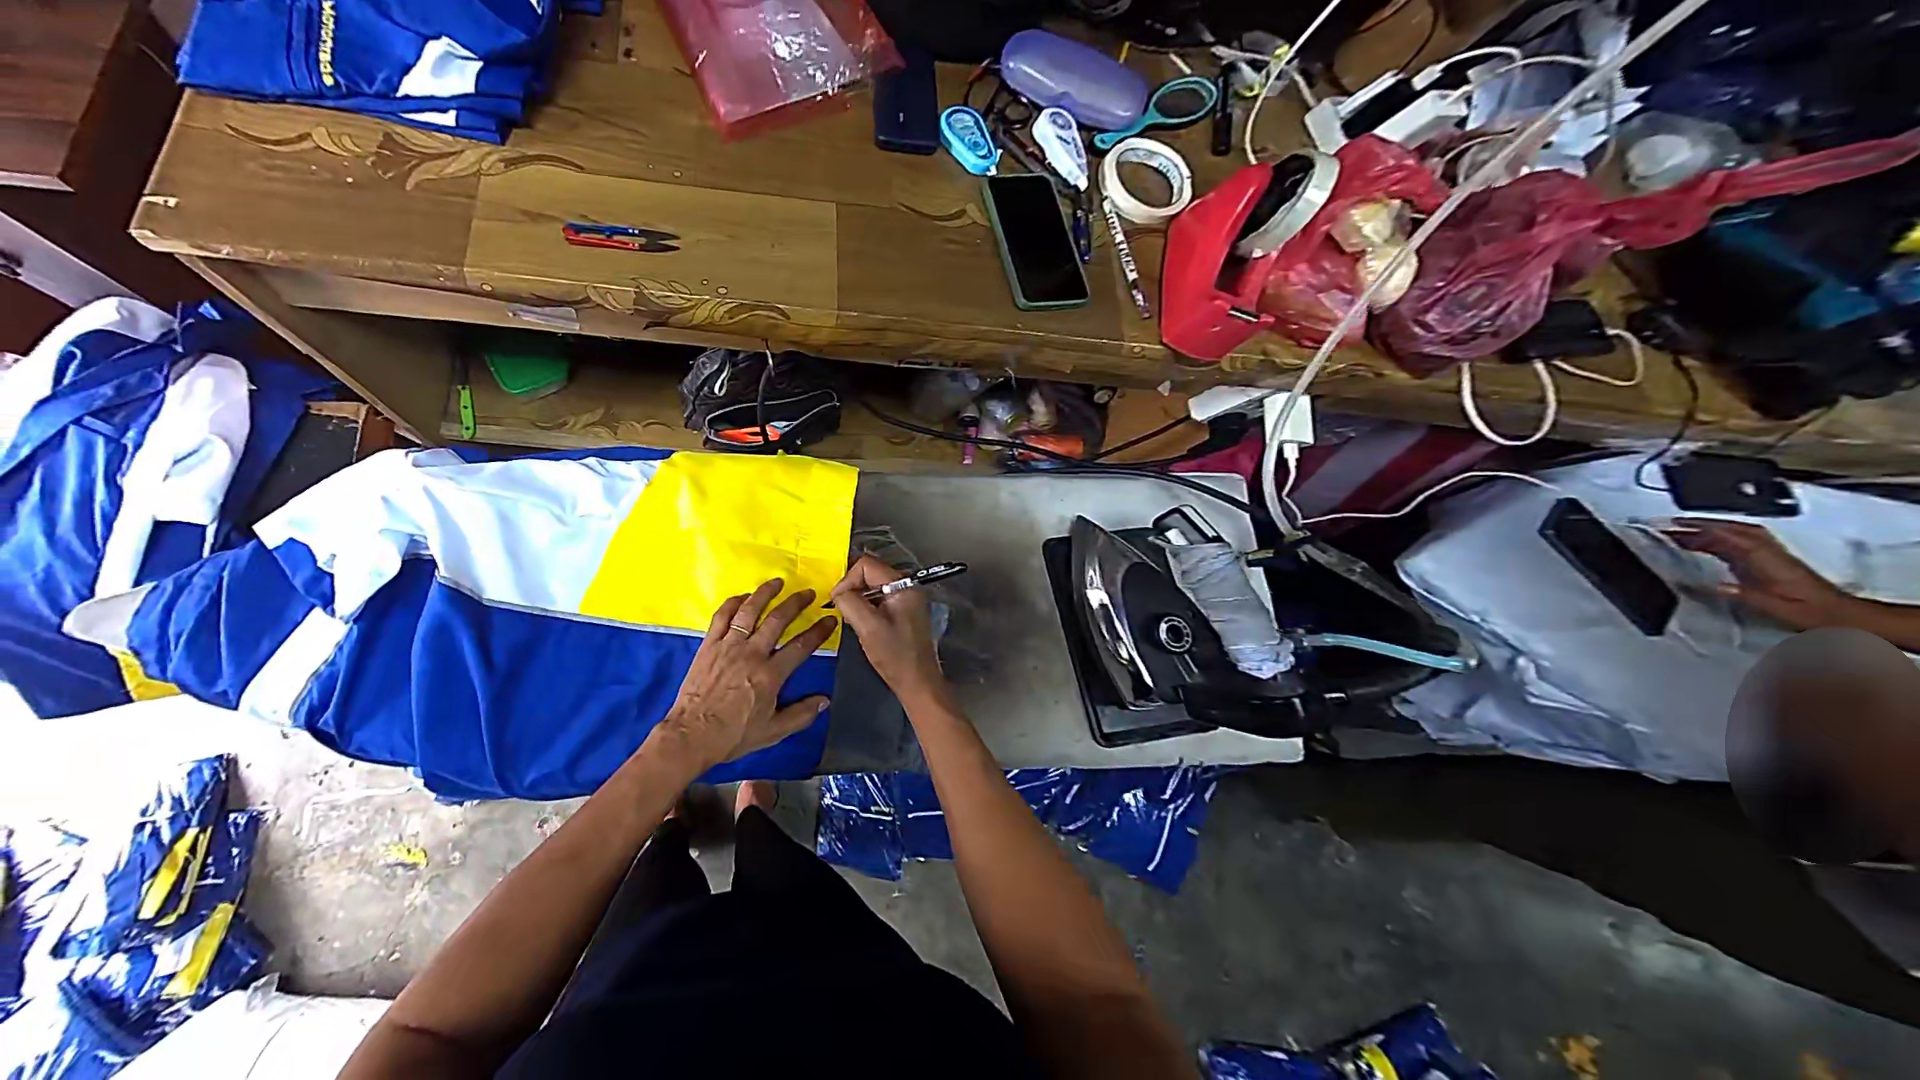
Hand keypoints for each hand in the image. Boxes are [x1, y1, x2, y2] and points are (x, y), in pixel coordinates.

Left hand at [648, 578, 836, 773]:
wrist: (691, 736)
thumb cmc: (733, 735)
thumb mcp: (774, 731)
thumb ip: (802, 714)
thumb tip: (824, 700)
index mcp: (770, 674)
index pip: (801, 646)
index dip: (818, 631)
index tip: (829, 619)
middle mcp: (751, 654)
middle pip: (778, 620)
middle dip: (796, 603)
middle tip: (808, 593)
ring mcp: (728, 646)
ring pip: (750, 611)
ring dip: (765, 593)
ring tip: (778, 582)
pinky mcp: (708, 646)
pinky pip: (722, 617)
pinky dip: (733, 603)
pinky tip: (743, 597)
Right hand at [830, 555, 949, 707]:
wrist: (917, 681)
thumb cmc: (894, 655)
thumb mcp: (868, 627)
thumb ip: (850, 602)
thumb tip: (839, 592)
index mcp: (903, 585)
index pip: (867, 564)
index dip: (847, 579)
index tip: (838, 600)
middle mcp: (907, 586)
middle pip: (870, 572)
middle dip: (852, 587)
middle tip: (842, 609)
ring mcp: (905, 598)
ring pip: (872, 585)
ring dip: (857, 597)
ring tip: (851, 617)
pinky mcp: (902, 611)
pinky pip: (878, 597)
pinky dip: (865, 605)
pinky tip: (861, 622)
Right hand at [1667, 519, 1861, 630]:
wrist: (1842, 616)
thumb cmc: (1811, 613)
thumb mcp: (1776, 607)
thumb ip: (1744, 595)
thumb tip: (1712, 586)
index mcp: (1768, 561)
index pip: (1732, 538)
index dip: (1701, 530)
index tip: (1673, 527)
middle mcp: (1770, 553)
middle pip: (1734, 530)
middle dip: (1700, 524)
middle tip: (1668, 525)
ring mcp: (1771, 555)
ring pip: (1737, 534)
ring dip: (1709, 529)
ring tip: (1680, 532)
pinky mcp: (1769, 562)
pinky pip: (1740, 543)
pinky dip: (1719, 539)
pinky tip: (1703, 545)